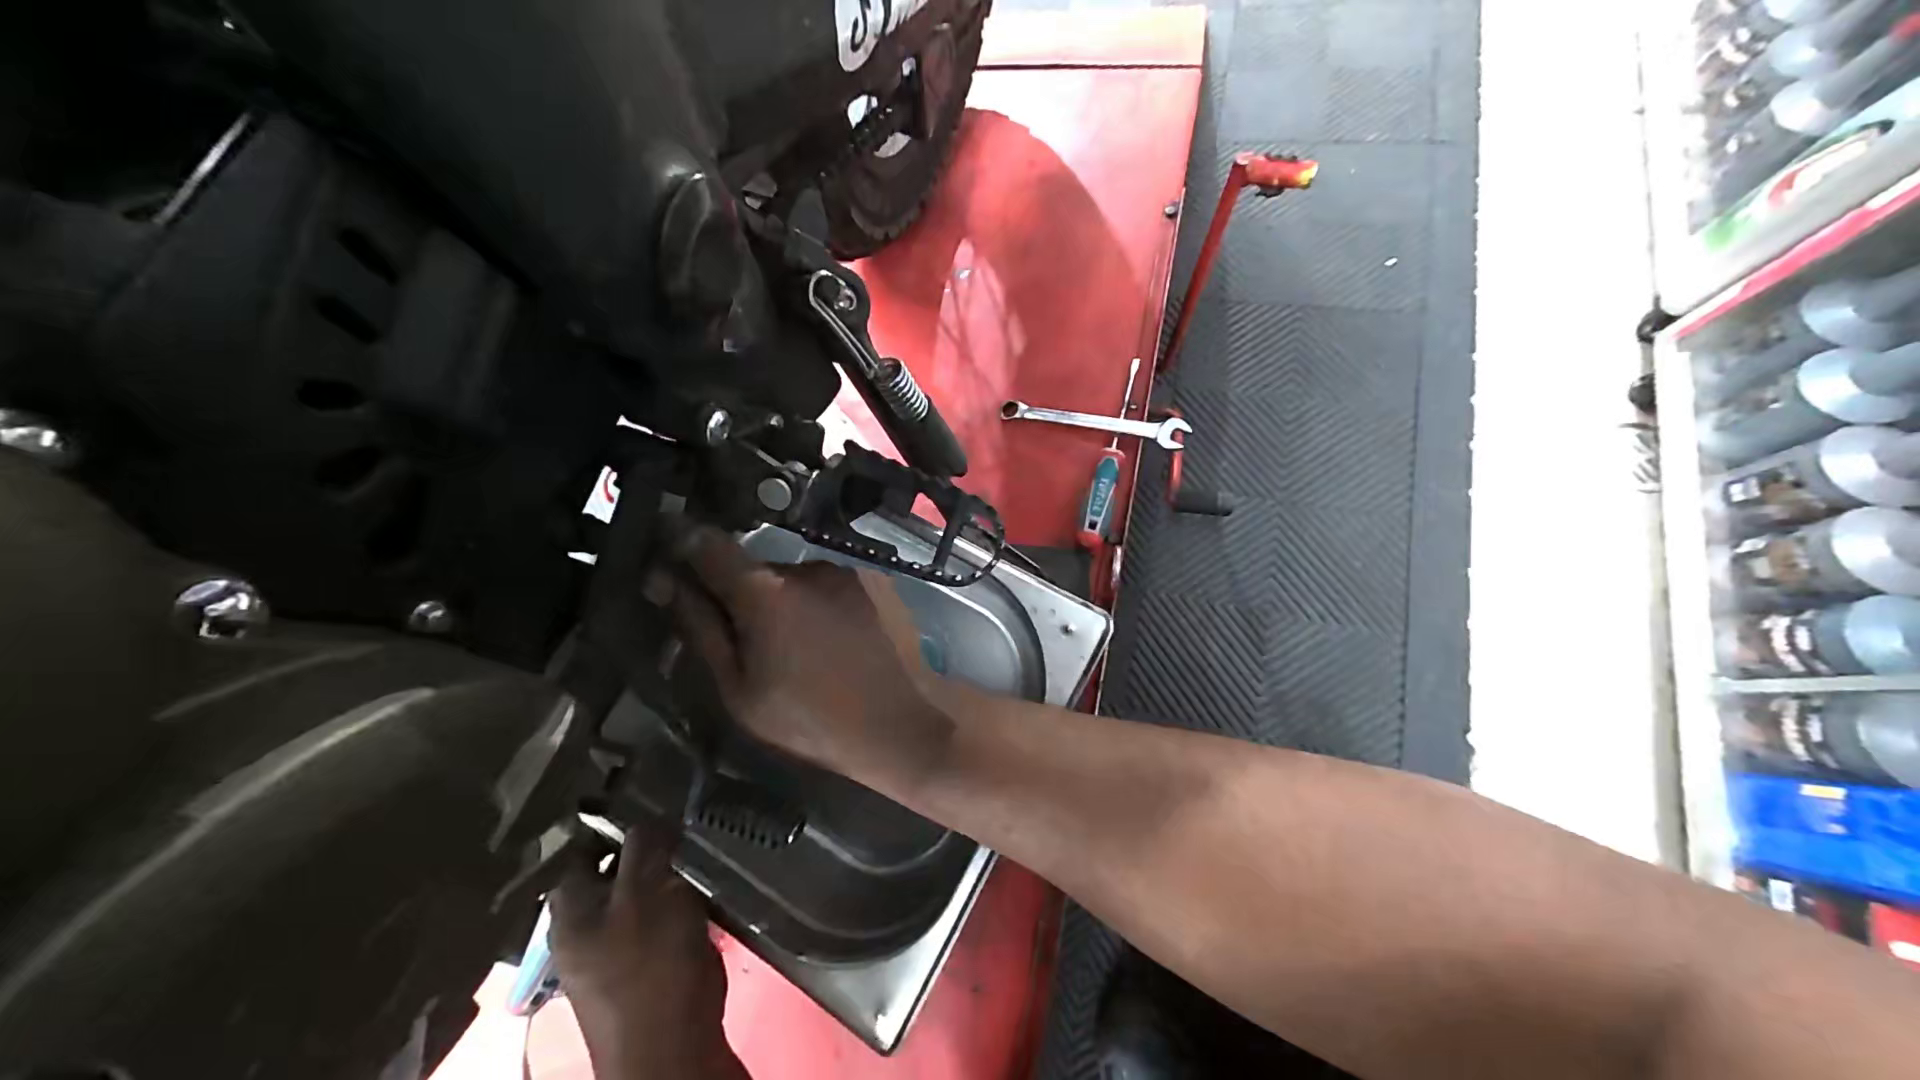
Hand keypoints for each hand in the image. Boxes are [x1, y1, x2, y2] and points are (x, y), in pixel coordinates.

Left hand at [548, 823, 743, 1078]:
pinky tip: (705, 896)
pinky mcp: (646, 970)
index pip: (579, 849)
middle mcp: (584, 931)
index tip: (650, 798)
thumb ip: (644, 847)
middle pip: (613, 872)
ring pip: (641, 896)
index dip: (611, 821)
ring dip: (669, 878)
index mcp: (570, 911)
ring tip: (700, 855)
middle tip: (683, 826)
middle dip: (648, 849)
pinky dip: (682, 907)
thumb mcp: (649, 891)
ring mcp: (614, 954)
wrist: (674, 1049)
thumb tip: (646, 819)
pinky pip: (662, 922)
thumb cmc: (651, 965)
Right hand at [662, 527, 954, 782]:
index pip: (706, 544)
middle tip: (754, 645)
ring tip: (802, 650)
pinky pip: (827, 585)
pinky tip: (834, 642)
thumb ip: (701, 629)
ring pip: (792, 579)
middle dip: (742, 596)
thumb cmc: (814, 720)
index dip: (681, 548)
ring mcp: (845, 570)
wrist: (904, 723)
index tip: (671, 564)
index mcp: (764, 592)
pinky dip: (818, 605)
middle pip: (753, 567)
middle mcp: (806, 566)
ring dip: (784, 602)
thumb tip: (666, 580)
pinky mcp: (874, 579)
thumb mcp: (740, 690)